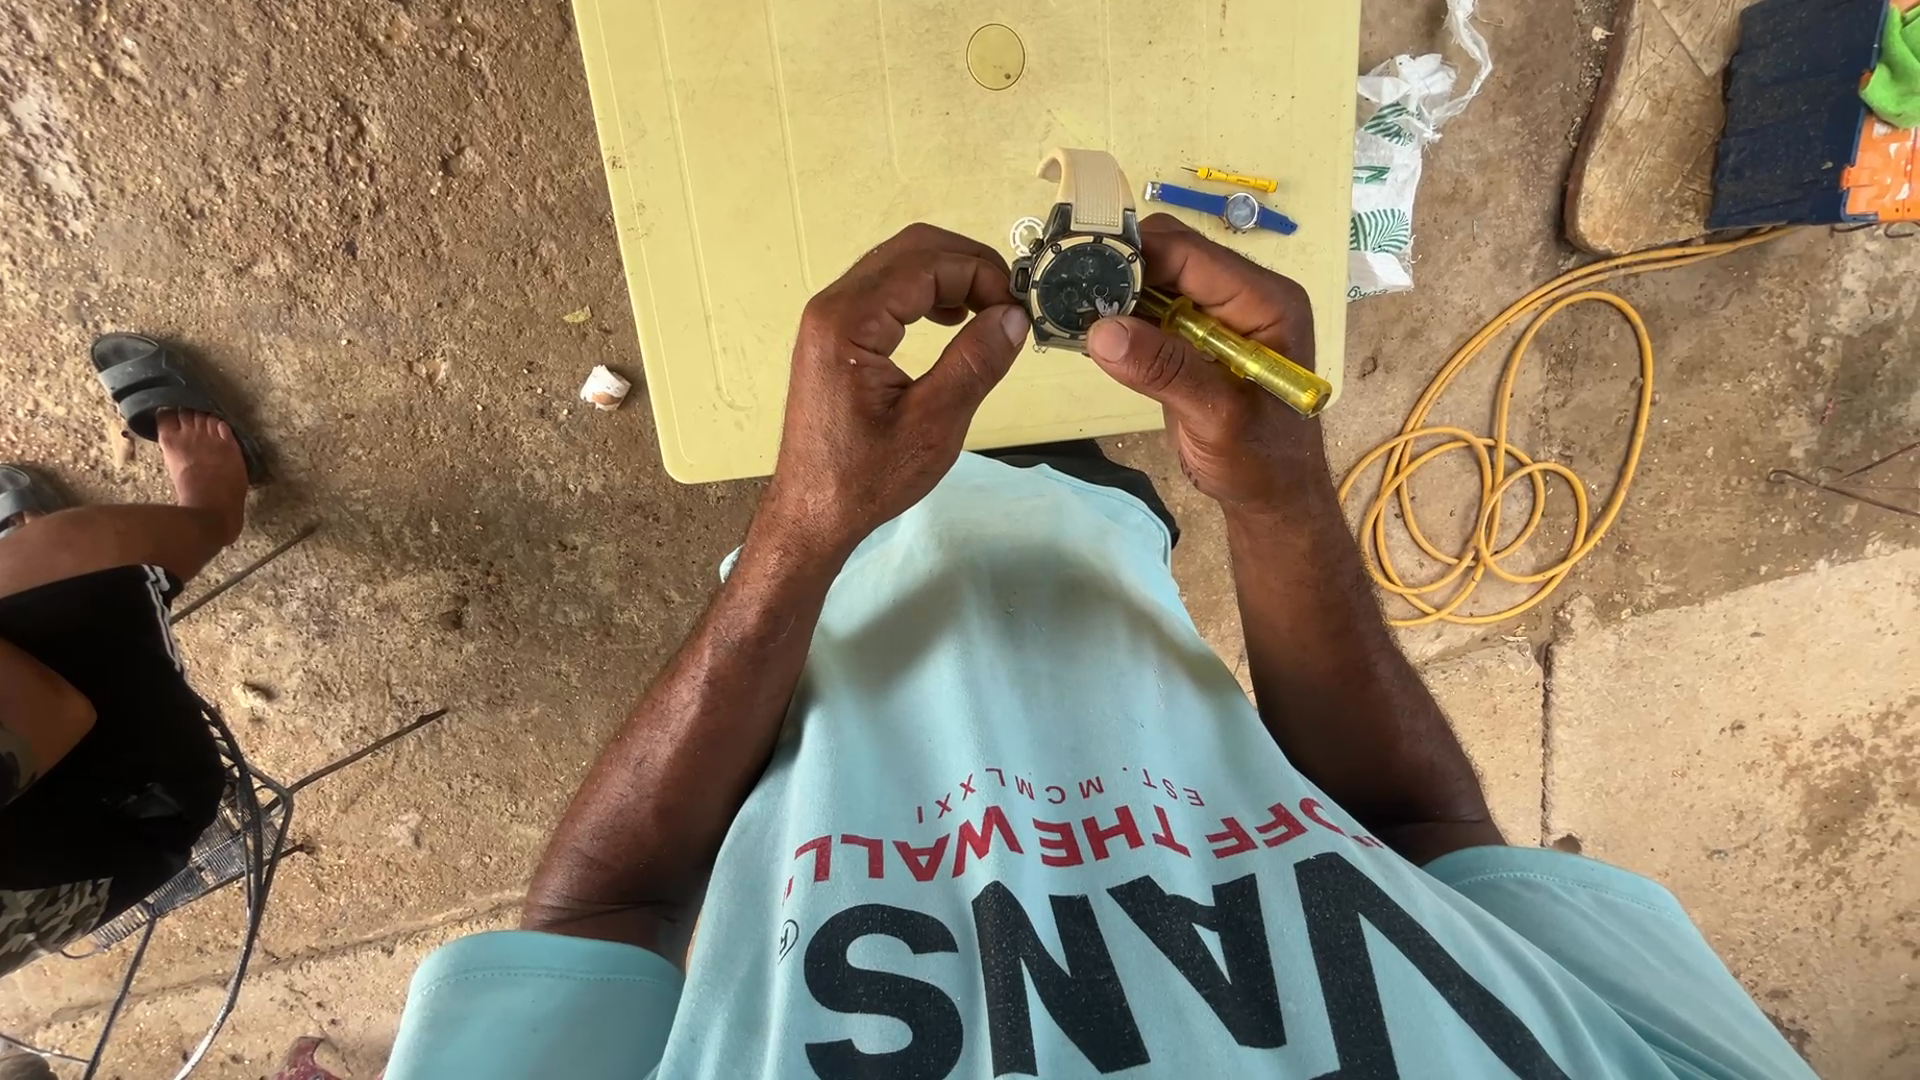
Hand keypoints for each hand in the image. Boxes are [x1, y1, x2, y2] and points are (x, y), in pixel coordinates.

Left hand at [757, 224, 1030, 558]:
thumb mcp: (933, 425)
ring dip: (948, 277)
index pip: (925, 263)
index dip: (981, 274)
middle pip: (910, 250)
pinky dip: (925, 295)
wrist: (813, 513)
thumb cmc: (866, 478)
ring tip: (988, 312)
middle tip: (1009, 303)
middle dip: (968, 265)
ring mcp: (829, 320)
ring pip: (898, 266)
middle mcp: (832, 308)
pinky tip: (951, 321)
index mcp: (849, 322)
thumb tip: (1013, 316)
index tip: (1018, 308)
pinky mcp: (834, 338)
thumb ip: (975, 363)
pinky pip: (885, 293)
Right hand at [1087, 214, 1325, 511]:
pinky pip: (1149, 316)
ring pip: (1154, 284)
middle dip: (1119, 270)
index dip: (1135, 254)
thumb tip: (1101, 330)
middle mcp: (1240, 298)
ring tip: (1068, 310)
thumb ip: (1165, 369)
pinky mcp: (1190, 343)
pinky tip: (1087, 335)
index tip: (1079, 267)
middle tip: (1068, 292)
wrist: (1270, 495)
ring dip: (1113, 295)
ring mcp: (1214, 319)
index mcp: (1264, 300)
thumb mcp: (1216, 415)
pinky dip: (1118, 322)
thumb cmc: (1260, 459)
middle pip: (1169, 258)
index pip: (1190, 253)